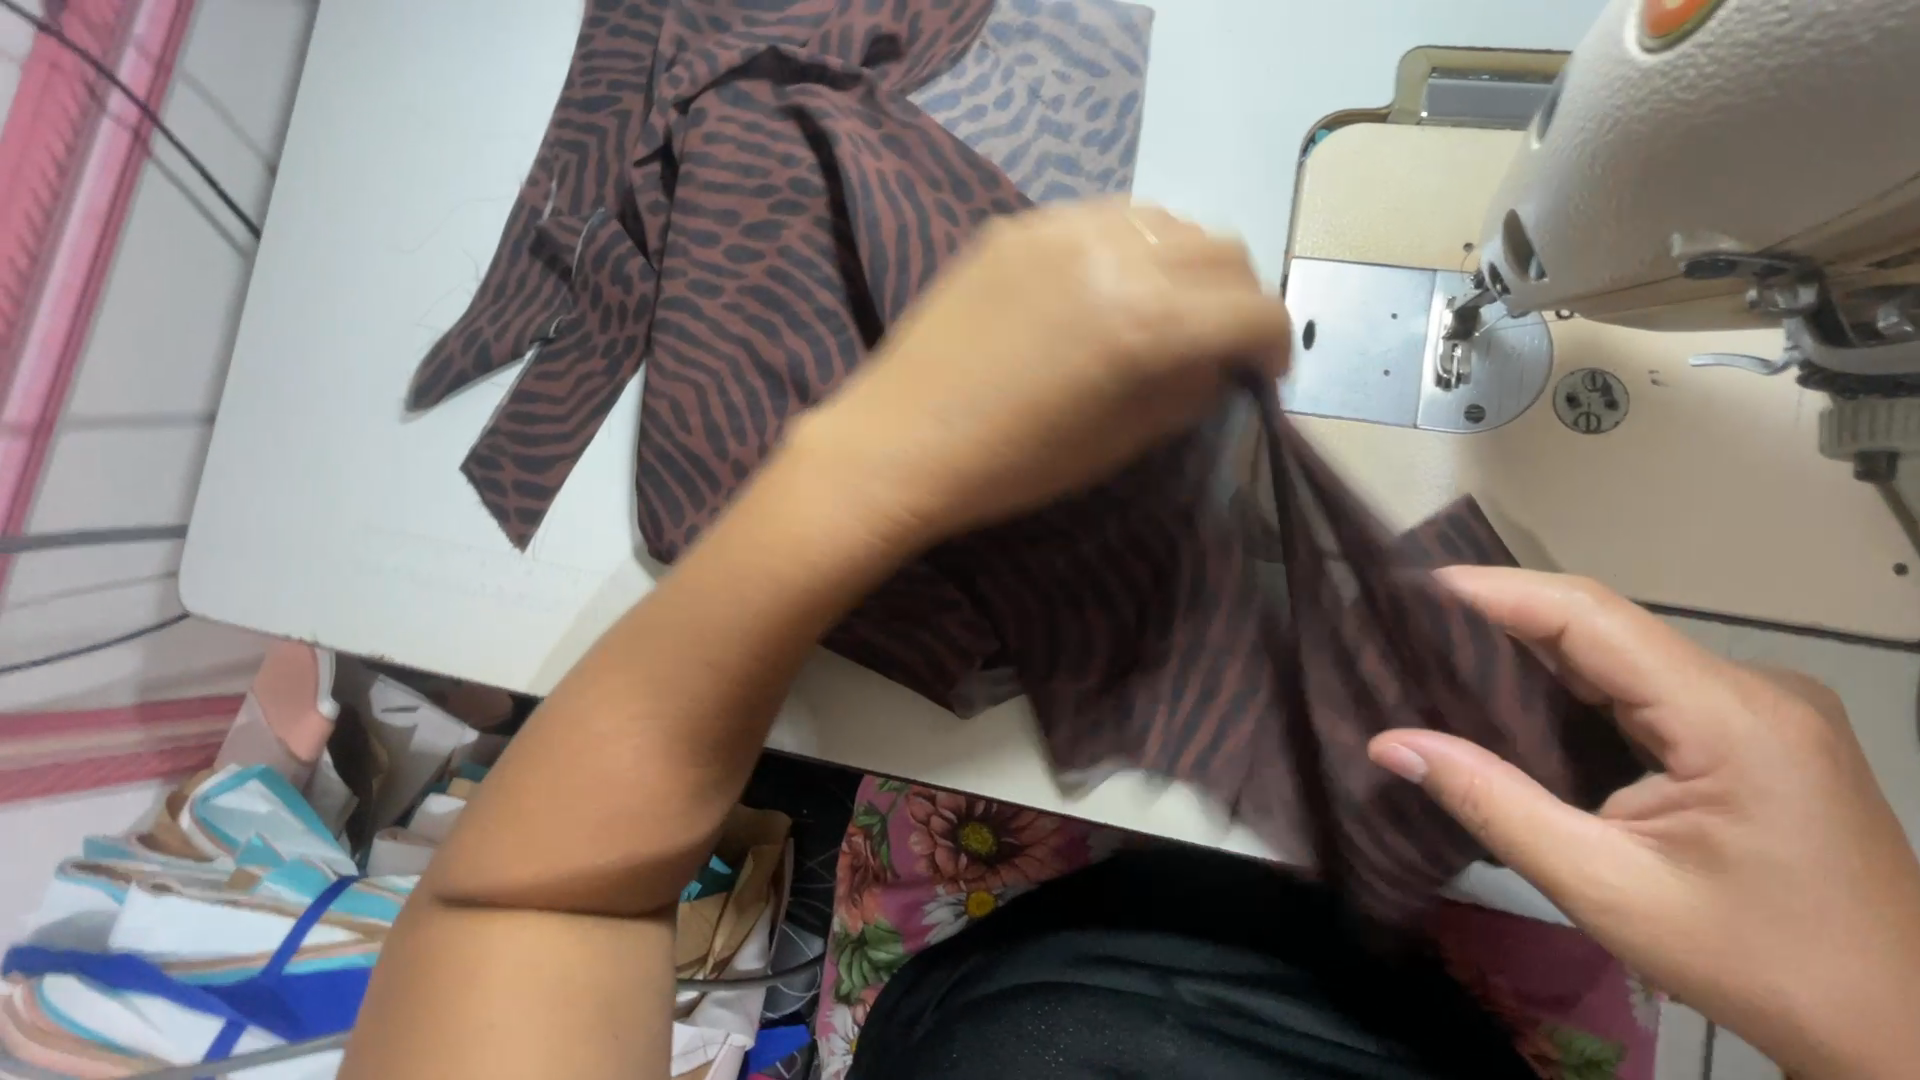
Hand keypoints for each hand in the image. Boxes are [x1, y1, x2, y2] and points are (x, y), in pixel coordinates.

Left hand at [784, 198, 1289, 547]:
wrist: (899, 443)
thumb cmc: (1012, 466)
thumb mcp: (1121, 442)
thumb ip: (1189, 389)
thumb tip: (1221, 360)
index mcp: (1146, 321)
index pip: (1253, 310)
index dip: (1274, 343)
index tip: (1262, 371)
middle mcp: (1114, 253)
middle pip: (1220, 249)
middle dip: (1236, 299)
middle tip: (1217, 342)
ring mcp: (1060, 227)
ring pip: (1164, 220)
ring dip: (1185, 264)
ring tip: (1163, 310)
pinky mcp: (1017, 226)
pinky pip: (1101, 219)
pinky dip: (1127, 249)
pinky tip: (1102, 289)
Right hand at [1367, 567, 1919, 1079]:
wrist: (1903, 1034)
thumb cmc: (1759, 963)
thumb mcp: (1606, 888)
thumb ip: (1492, 803)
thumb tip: (1388, 744)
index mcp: (1731, 716)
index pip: (1588, 615)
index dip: (1493, 589)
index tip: (1407, 586)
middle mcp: (1752, 689)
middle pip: (1600, 624)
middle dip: (1496, 617)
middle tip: (1403, 624)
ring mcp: (1759, 705)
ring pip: (1616, 650)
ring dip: (1527, 648)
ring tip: (1435, 652)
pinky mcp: (1752, 729)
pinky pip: (1639, 681)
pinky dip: (1566, 681)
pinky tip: (1510, 696)